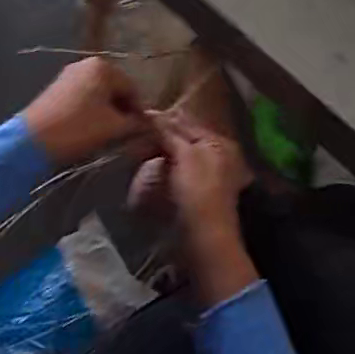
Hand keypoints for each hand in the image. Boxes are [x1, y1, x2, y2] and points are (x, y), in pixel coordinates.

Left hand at [22, 58, 145, 164]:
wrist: (31, 141)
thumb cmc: (78, 128)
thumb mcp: (114, 127)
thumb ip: (136, 123)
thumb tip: (148, 124)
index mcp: (104, 67)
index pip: (133, 89)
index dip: (139, 111)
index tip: (142, 130)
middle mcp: (86, 64)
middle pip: (115, 89)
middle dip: (122, 110)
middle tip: (126, 132)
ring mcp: (69, 75)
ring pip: (99, 94)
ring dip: (107, 112)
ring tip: (109, 133)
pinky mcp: (56, 89)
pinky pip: (83, 98)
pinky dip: (91, 111)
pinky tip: (90, 128)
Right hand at [128, 110, 257, 305]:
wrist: (205, 239)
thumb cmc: (198, 192)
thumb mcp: (185, 156)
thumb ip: (170, 134)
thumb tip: (151, 114)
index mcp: (219, 143)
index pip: (187, 123)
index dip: (163, 120)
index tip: (138, 118)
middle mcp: (218, 156)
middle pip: (184, 139)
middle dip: (162, 137)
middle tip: (135, 136)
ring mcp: (208, 176)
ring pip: (179, 156)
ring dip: (161, 153)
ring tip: (138, 151)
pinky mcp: (197, 194)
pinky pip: (178, 173)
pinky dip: (165, 170)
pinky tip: (150, 170)